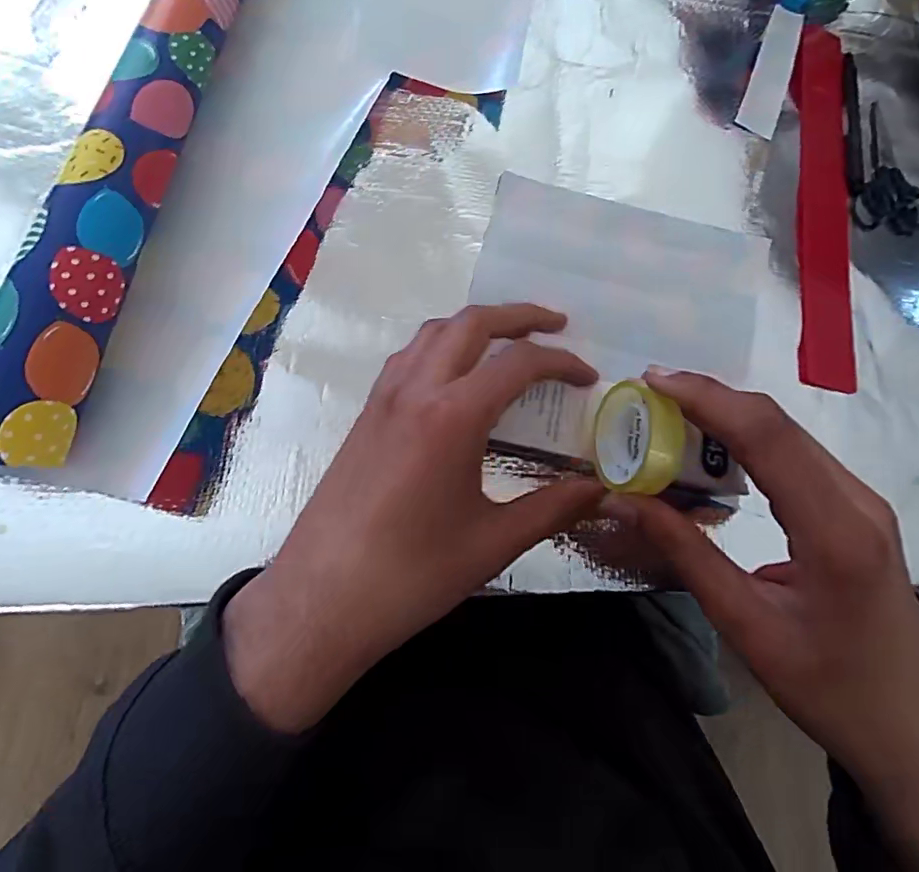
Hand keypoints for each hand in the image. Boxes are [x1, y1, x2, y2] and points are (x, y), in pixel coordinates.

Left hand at [223, 304, 606, 732]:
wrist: (318, 603)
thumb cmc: (411, 575)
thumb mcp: (493, 544)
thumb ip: (553, 508)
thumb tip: (599, 490)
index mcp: (453, 416)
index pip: (519, 363)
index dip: (562, 363)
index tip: (589, 377)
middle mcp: (416, 391)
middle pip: (472, 323)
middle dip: (520, 316)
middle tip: (557, 325)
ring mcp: (384, 399)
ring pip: (434, 332)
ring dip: (477, 325)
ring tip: (509, 342)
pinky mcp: (366, 415)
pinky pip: (409, 357)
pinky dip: (443, 345)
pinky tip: (456, 377)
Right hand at [616, 371, 918, 871]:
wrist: (906, 727)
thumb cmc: (827, 689)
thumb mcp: (747, 627)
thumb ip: (688, 554)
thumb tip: (628, 500)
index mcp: (836, 530)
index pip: (767, 437)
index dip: (708, 399)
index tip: (654, 380)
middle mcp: (858, 500)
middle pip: (780, 425)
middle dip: (713, 398)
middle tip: (653, 394)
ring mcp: (865, 501)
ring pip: (792, 435)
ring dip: (733, 416)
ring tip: (675, 414)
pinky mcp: (861, 508)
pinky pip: (802, 456)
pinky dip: (755, 441)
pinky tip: (720, 448)